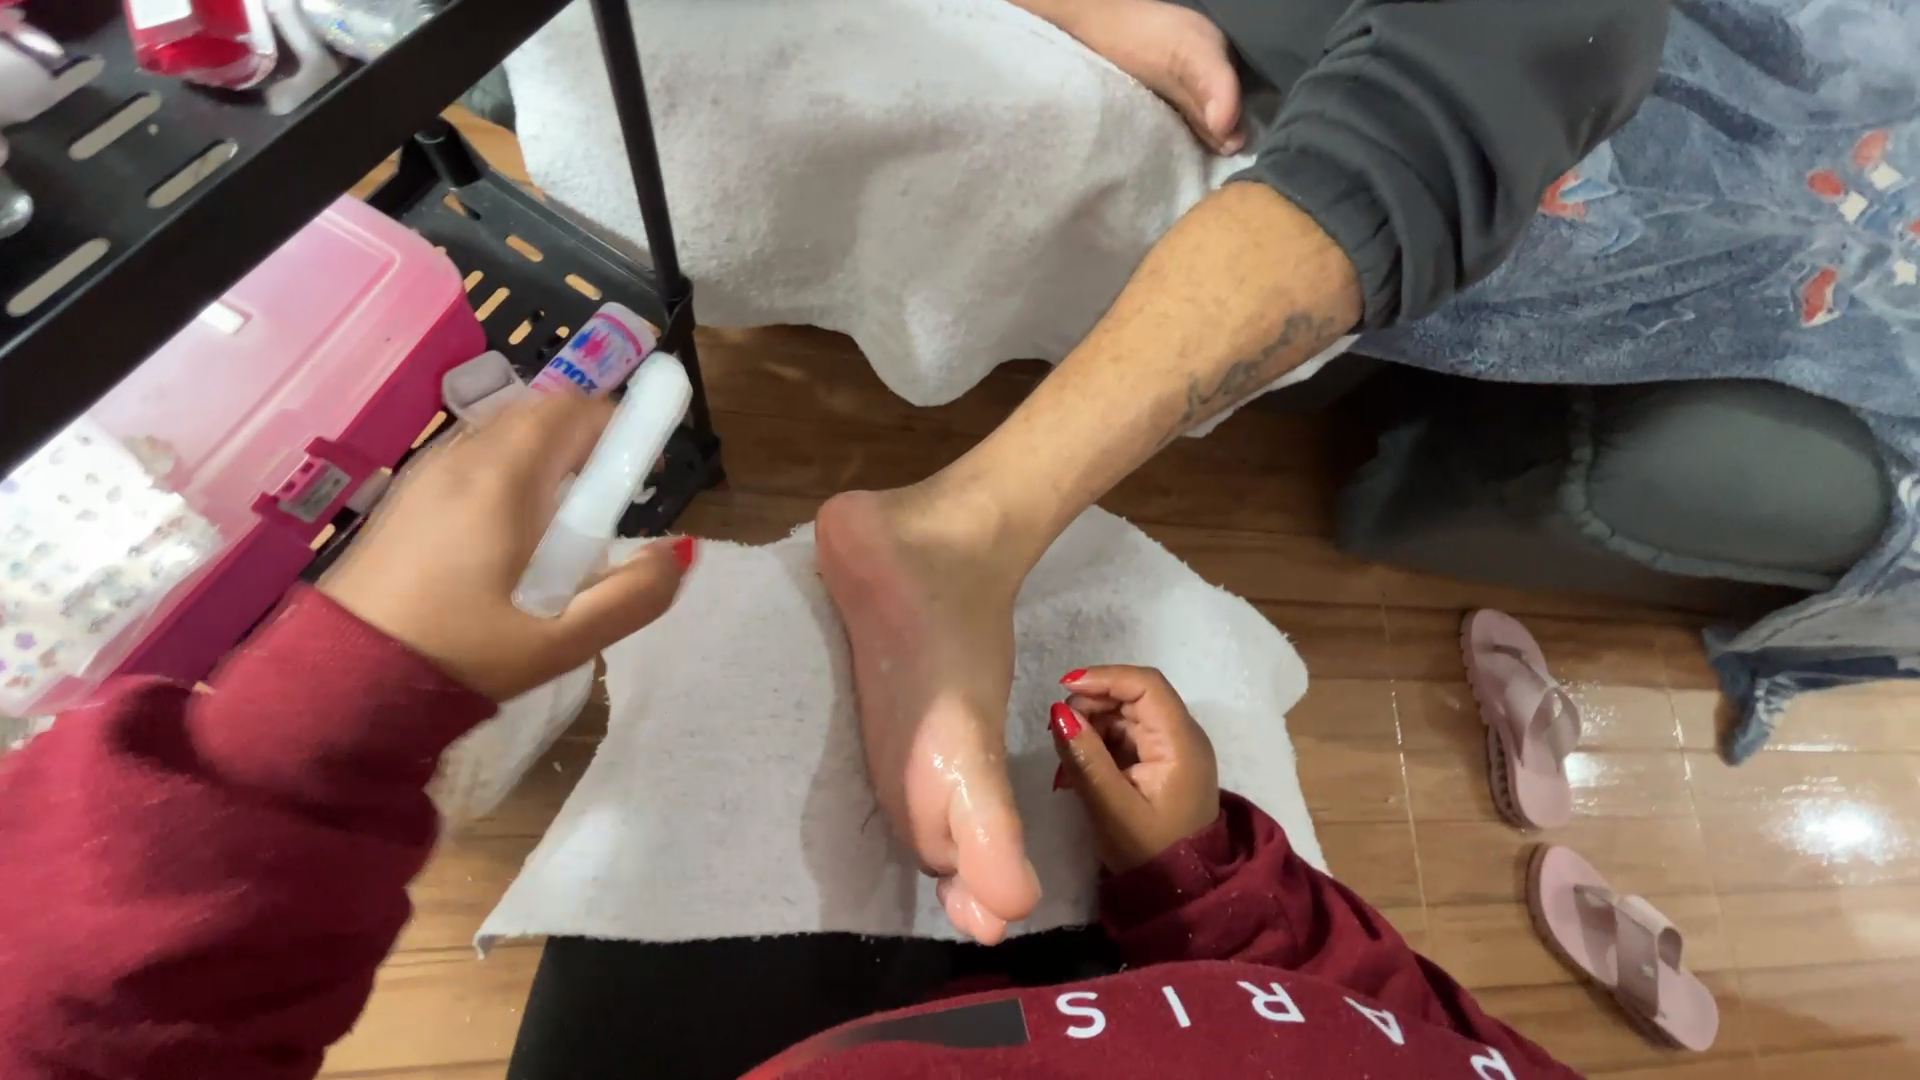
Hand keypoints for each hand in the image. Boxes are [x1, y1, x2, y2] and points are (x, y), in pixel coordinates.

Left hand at [319, 394, 693, 701]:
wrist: (338, 685)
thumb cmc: (459, 656)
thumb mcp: (563, 640)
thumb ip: (634, 596)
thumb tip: (681, 550)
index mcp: (502, 484)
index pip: (570, 412)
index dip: (618, 425)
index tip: (641, 470)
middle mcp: (462, 462)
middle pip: (540, 413)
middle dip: (588, 436)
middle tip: (611, 494)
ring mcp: (428, 476)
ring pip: (506, 430)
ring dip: (551, 450)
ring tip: (570, 513)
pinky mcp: (410, 498)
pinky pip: (477, 454)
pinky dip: (516, 465)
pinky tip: (519, 526)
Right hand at [1050, 665, 1220, 872]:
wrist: (1182, 893)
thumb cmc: (1149, 852)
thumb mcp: (1110, 807)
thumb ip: (1085, 758)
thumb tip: (1058, 711)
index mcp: (1180, 742)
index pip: (1146, 684)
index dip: (1105, 677)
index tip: (1064, 687)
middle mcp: (1182, 735)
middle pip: (1134, 695)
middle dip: (1092, 703)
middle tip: (1058, 727)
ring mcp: (1173, 748)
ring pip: (1127, 713)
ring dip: (1092, 723)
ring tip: (1065, 752)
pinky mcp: (1161, 760)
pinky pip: (1127, 734)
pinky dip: (1100, 741)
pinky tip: (1078, 764)